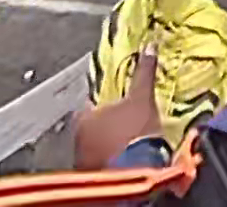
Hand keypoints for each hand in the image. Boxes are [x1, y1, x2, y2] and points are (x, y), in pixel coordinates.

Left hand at [72, 43, 164, 168]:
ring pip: (93, 147)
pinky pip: (100, 163)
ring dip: (106, 142)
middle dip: (103, 123)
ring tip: (126, 140)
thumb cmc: (135, 130)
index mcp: (85, 117)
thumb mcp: (143, 96)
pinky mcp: (93, 179)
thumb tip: (150, 46)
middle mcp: (77, 141)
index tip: (115, 101)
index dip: (101, 101)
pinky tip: (124, 156)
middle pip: (89, 126)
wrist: (137, 172)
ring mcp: (83, 163)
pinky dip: (109, 158)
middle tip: (122, 120)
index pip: (88, 103)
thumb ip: (144, 71)